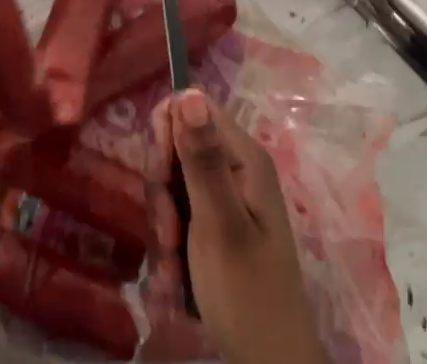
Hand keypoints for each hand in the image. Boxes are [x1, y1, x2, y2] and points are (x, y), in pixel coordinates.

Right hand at [152, 90, 326, 363]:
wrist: (266, 360)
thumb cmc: (246, 292)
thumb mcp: (219, 223)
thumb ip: (200, 158)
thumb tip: (188, 90)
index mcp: (244, 159)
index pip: (189, 108)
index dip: (165, 136)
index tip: (161, 178)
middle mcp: (235, 168)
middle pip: (173, 146)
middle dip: (159, 190)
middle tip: (168, 232)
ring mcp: (223, 196)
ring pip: (168, 182)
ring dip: (160, 222)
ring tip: (172, 262)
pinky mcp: (212, 221)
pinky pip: (174, 211)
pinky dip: (167, 240)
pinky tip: (174, 273)